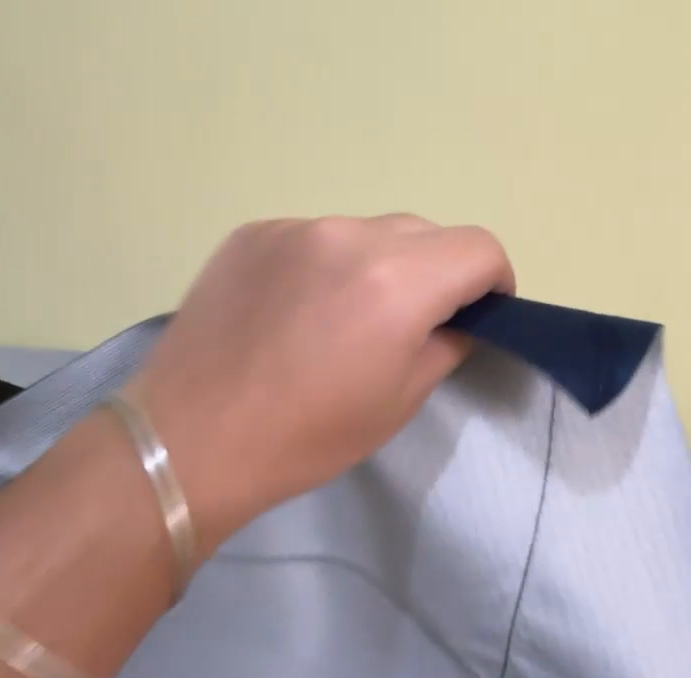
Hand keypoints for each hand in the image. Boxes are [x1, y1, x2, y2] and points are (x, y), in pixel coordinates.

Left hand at [129, 214, 513, 543]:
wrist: (195, 438)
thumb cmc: (310, 436)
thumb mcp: (400, 402)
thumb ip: (445, 346)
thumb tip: (455, 321)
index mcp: (398, 283)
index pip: (479, 248)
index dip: (495, 281)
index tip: (483, 314)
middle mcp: (350, 236)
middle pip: (427, 232)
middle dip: (441, 272)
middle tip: (419, 324)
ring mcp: (295, 227)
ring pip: (370, 231)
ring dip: (384, 266)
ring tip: (351, 320)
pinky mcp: (252, 233)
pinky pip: (318, 237)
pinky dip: (331, 265)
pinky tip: (301, 312)